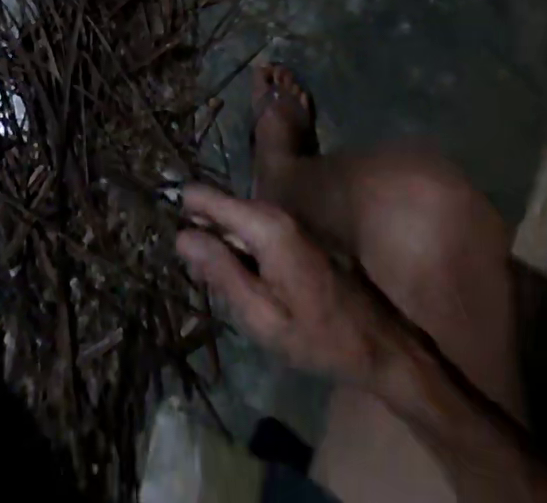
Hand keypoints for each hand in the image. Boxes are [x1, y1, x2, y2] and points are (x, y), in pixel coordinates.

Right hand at [174, 185, 398, 387]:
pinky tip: (243, 284)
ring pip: (234, 222)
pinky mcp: (295, 236)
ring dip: (219, 245)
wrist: (383, 348)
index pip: (205, 197)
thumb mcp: (261, 316)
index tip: (163, 229)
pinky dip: (239, 252)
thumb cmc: (320, 338)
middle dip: (200, 234)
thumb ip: (220, 272)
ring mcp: (288, 223)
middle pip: (218, 210)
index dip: (181, 210)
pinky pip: (252, 233)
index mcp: (266, 226)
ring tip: (215, 283)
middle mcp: (276, 213)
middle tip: (196, 275)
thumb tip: (182, 237)